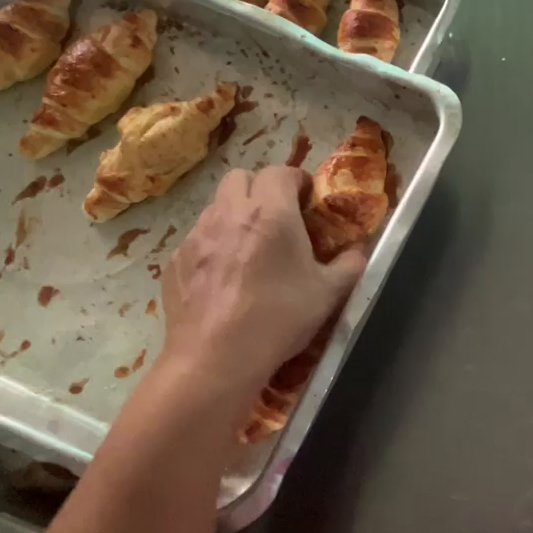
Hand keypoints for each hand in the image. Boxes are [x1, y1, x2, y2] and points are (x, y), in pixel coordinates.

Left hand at [158, 167, 367, 410]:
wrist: (215, 360)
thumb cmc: (278, 318)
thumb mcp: (329, 293)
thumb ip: (350, 264)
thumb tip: (359, 251)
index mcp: (271, 212)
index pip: (281, 172)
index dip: (297, 181)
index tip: (307, 201)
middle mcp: (229, 213)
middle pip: (241, 177)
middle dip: (260, 188)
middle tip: (278, 217)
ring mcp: (196, 237)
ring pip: (216, 207)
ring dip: (235, 215)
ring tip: (250, 247)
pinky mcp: (174, 262)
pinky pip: (197, 239)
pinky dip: (213, 246)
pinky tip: (224, 277)